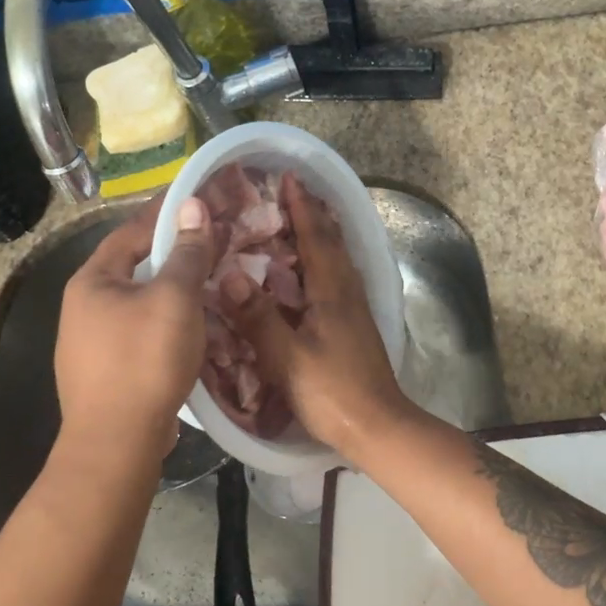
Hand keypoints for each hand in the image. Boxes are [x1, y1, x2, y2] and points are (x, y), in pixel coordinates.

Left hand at [56, 193, 222, 455]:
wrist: (115, 445)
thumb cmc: (144, 360)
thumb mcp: (175, 298)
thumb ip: (187, 252)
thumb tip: (194, 206)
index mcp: (92, 280)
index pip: (131, 231)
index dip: (166, 213)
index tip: (199, 199)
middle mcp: (82, 306)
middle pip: (132, 266)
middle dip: (171, 253)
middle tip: (211, 242)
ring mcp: (89, 343)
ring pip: (137, 302)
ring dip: (170, 289)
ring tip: (207, 282)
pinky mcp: (103, 373)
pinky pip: (138, 332)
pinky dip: (164, 321)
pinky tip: (190, 329)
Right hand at [220, 174, 415, 460]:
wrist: (378, 428)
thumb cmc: (332, 393)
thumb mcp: (287, 358)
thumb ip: (258, 318)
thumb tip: (227, 275)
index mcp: (332, 291)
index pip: (316, 237)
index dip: (302, 207)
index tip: (288, 177)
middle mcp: (348, 291)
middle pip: (332, 241)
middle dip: (314, 213)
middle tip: (292, 191)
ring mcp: (355, 308)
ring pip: (339, 258)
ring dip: (322, 234)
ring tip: (302, 220)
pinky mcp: (356, 325)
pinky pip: (339, 277)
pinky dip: (325, 259)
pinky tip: (312, 272)